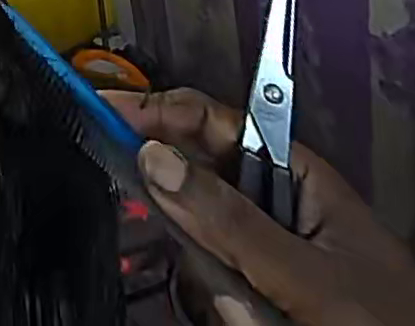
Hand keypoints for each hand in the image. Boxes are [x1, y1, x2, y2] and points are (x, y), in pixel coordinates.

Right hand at [103, 89, 414, 325]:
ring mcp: (260, 251)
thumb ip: (229, 220)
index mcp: (292, 174)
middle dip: (185, 217)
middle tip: (183, 241)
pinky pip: (210, 282)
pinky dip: (222, 306)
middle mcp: (270, 202)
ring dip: (218, 284)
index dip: (158, 109)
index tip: (104, 109)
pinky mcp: (253, 292)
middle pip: (195, 180)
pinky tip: (245, 317)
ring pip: (197, 238)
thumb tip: (151, 154)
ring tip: (254, 313)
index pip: (211, 120)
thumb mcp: (311, 279)